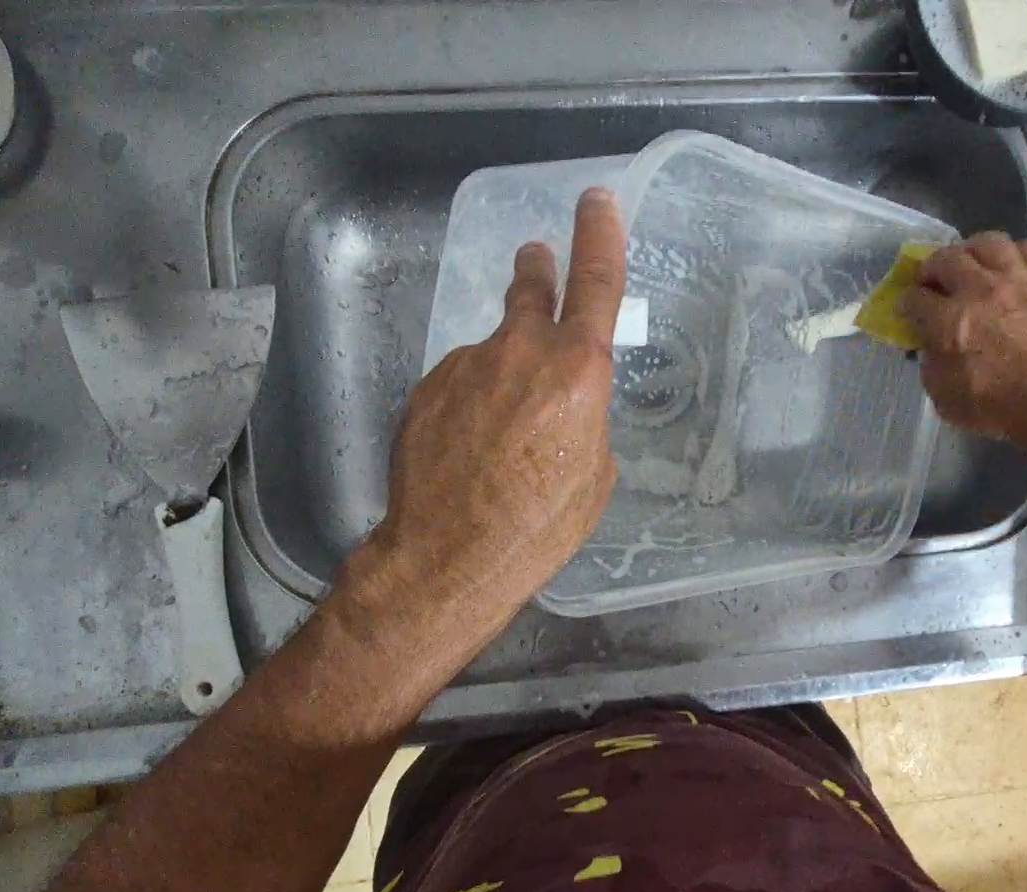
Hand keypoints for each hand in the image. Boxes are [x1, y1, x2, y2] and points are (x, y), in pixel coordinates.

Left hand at [372, 188, 624, 618]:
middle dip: (537, 271)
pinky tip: (465, 448)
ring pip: (492, 353)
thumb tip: (564, 407)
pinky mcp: (426, 388)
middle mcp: (519, 352)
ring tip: (497, 436)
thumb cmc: (541, 525)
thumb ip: (584, 420)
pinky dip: (469, 402)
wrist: (451, 555)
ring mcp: (464, 366)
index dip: (600, 235)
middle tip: (535, 262)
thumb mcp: (594, 475)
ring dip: (501, 373)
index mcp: (577, 371)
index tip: (597, 201)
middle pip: (530, 289)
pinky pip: (459, 383)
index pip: (596, 282)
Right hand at [901, 232, 1026, 454]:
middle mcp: (981, 291)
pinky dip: (1016, 253)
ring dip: (970, 251)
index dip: (906, 303)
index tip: (908, 311)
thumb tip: (930, 344)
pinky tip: (1012, 268)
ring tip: (970, 265)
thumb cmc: (1001, 409)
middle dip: (930, 269)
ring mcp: (1021, 280)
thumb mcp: (945, 398)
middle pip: (946, 258)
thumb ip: (931, 364)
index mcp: (951, 323)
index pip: (914, 298)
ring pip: (987, 243)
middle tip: (932, 283)